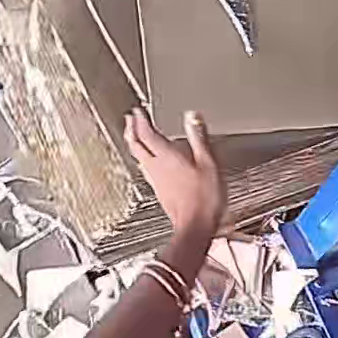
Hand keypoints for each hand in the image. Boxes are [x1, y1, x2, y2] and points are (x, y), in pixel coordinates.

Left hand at [124, 108, 225, 237]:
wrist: (196, 226)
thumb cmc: (204, 197)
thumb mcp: (208, 162)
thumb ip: (199, 138)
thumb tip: (192, 117)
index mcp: (167, 157)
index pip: (148, 134)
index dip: (141, 121)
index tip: (137, 111)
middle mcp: (157, 167)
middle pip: (137, 145)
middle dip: (132, 130)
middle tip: (129, 120)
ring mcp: (156, 180)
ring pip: (139, 158)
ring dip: (135, 144)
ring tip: (135, 137)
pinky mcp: (160, 191)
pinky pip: (146, 170)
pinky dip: (144, 159)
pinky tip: (149, 163)